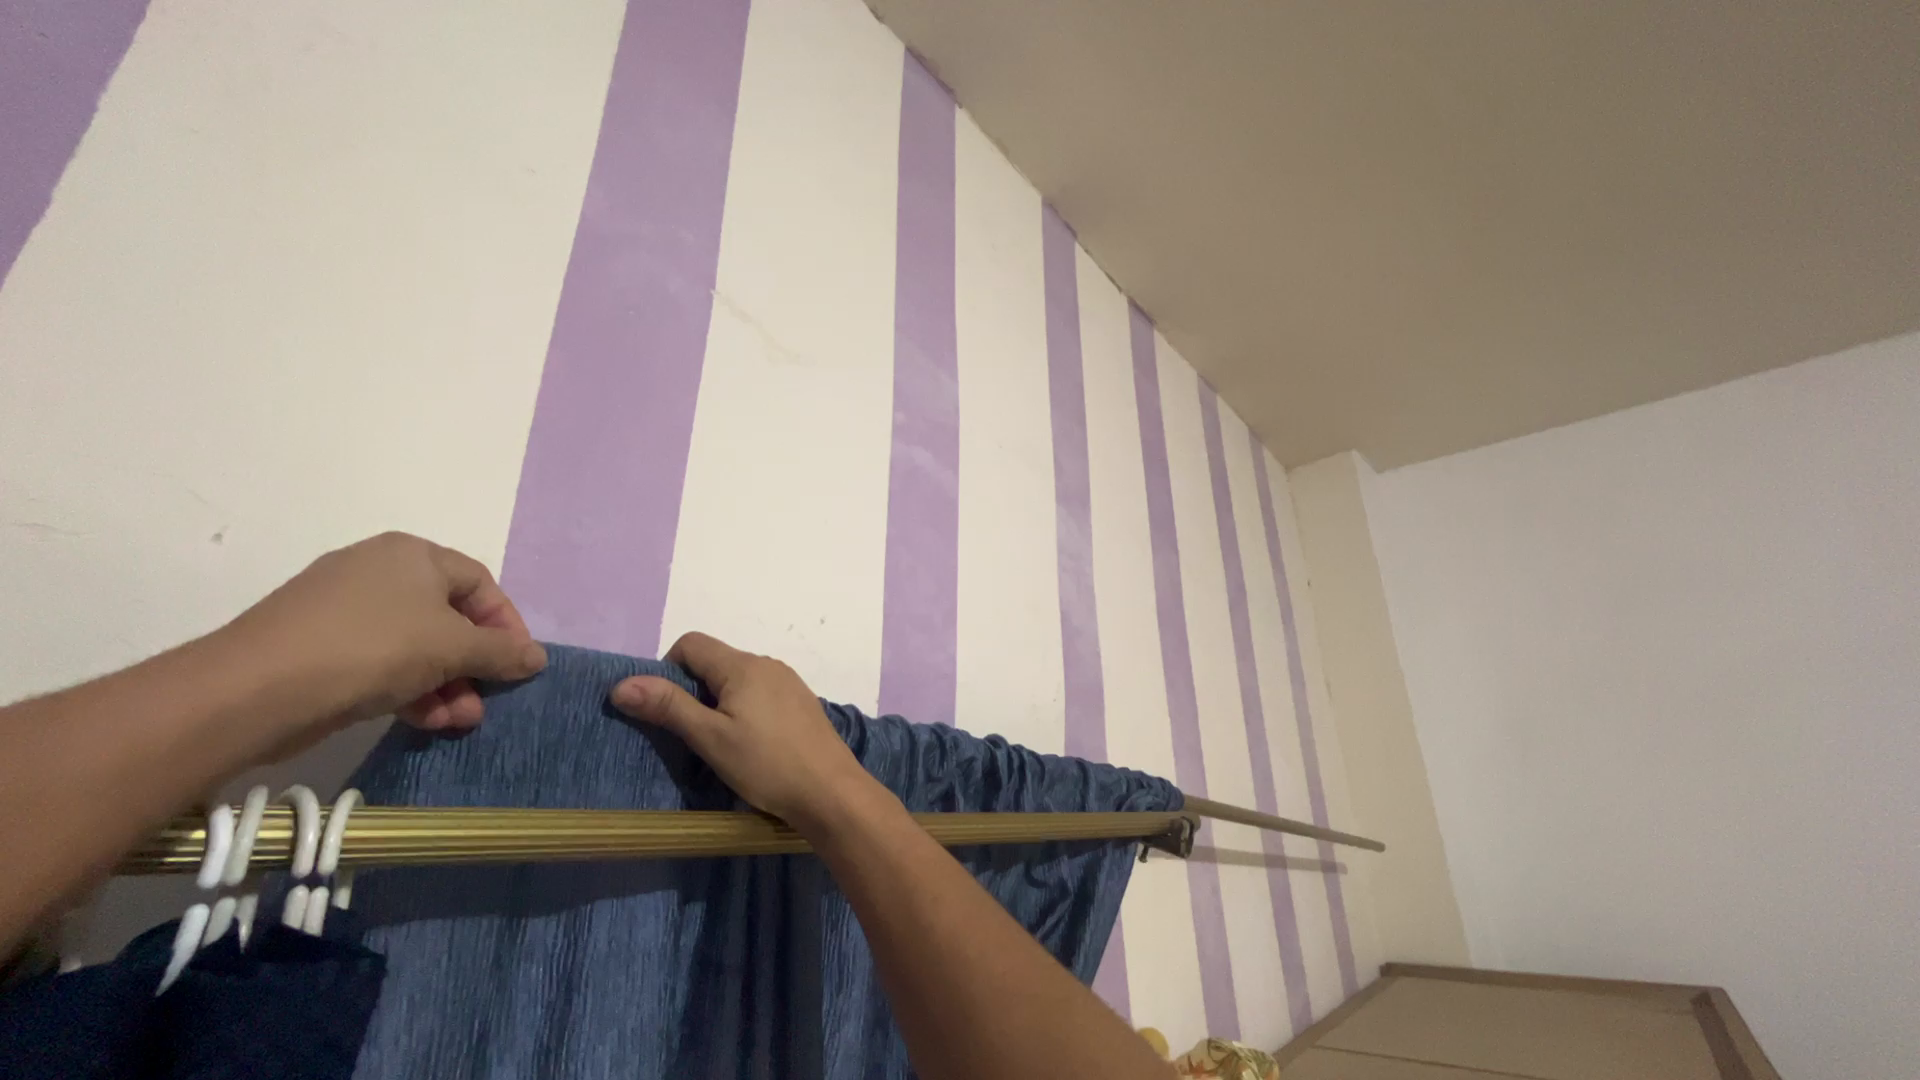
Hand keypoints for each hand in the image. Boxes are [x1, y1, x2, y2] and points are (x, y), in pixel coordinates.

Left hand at [221, 532, 546, 749]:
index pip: (482, 584)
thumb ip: (501, 652)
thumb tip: (537, 657)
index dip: (507, 625)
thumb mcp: (453, 648)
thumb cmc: (373, 648)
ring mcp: (343, 607)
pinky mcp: (317, 644)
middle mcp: (380, 571)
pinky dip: (408, 687)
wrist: (254, 689)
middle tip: (484, 701)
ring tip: (455, 721)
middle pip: (449, 618)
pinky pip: (380, 660)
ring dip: (445, 685)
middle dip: (472, 665)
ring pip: (416, 645)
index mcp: (414, 555)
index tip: (518, 665)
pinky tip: (422, 720)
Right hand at [608, 632, 888, 830]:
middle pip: (715, 661)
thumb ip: (668, 707)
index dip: (667, 669)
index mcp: (743, 665)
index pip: (691, 643)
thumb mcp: (710, 738)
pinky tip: (751, 746)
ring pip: (739, 680)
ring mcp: (789, 683)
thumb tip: (621, 683)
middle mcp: (768, 664)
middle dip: (693, 690)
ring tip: (720, 744)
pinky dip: (744, 711)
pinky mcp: (802, 704)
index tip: (666, 709)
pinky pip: (761, 695)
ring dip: (719, 703)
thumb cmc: (767, 764)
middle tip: (691, 734)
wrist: (831, 792)